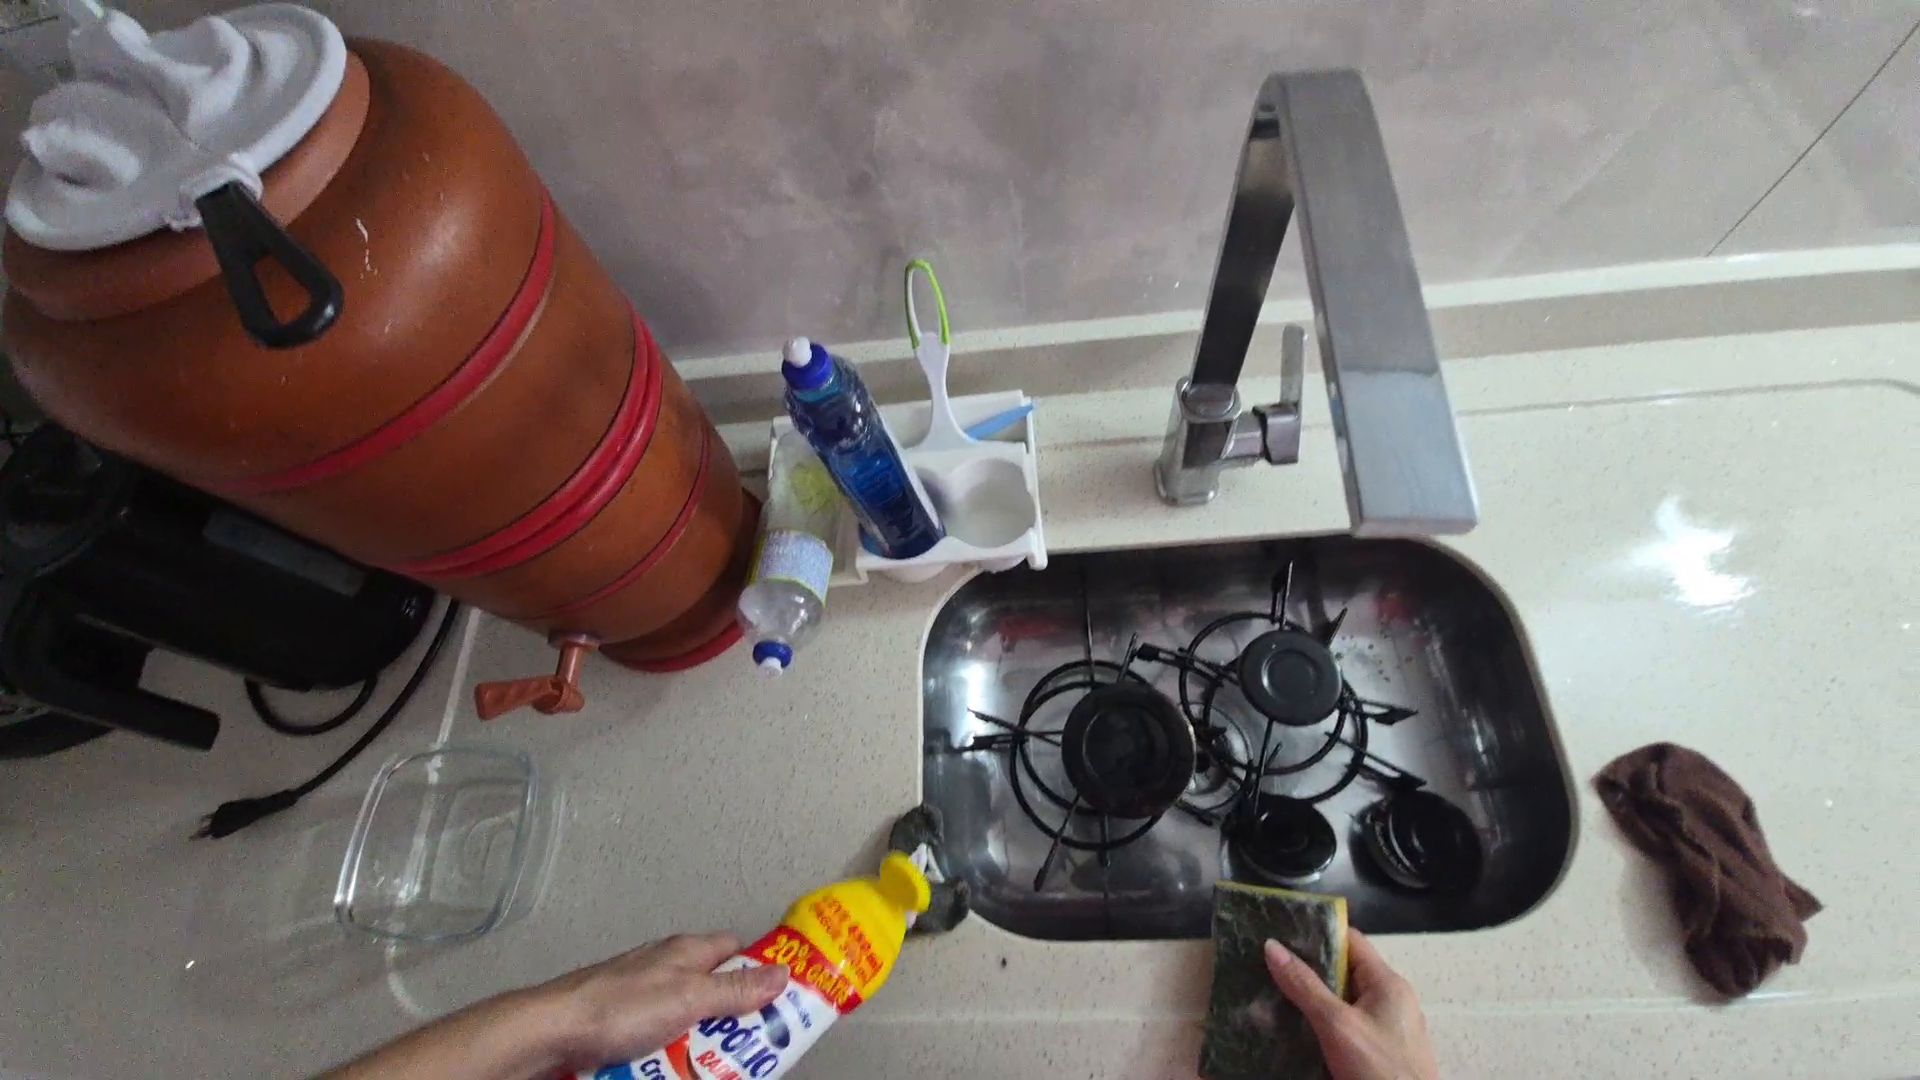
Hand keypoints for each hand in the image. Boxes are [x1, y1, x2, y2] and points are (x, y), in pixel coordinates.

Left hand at [535, 933, 788, 1069]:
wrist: (551, 1031)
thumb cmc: (625, 1007)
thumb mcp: (689, 999)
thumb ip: (735, 990)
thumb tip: (784, 971)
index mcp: (688, 950)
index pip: (735, 950)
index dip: (756, 970)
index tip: (774, 999)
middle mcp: (666, 966)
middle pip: (711, 989)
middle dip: (726, 1019)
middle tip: (744, 1048)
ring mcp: (641, 994)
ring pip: (683, 1017)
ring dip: (695, 1041)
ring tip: (705, 1066)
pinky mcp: (618, 1022)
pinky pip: (655, 1037)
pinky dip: (665, 1053)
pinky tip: (665, 1069)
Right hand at [1263, 929, 1439, 1079]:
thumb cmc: (1378, 1071)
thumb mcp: (1336, 1025)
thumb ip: (1304, 984)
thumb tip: (1271, 944)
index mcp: (1388, 984)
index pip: (1350, 940)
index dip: (1316, 932)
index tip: (1280, 930)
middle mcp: (1391, 1001)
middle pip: (1343, 970)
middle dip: (1306, 967)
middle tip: (1268, 962)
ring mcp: (1387, 1029)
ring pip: (1341, 1000)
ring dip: (1310, 996)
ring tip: (1272, 990)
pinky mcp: (1380, 1053)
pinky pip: (1345, 1025)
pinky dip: (1321, 1021)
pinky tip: (1294, 1025)